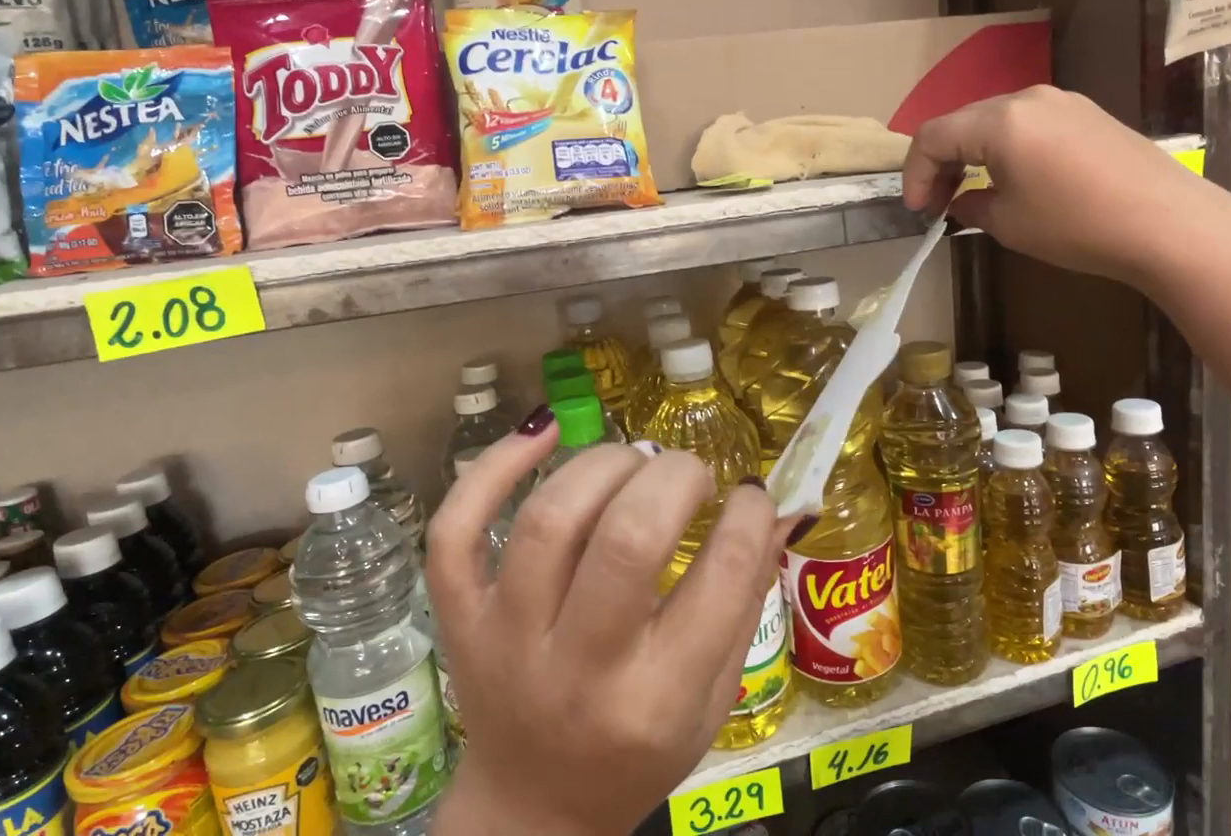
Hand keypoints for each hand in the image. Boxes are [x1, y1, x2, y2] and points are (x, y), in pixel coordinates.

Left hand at [426, 407, 794, 835]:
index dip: (748, 514)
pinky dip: (494, 468)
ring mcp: (505, 640)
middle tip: (690, 475)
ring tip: (634, 462)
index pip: (721, 578)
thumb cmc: (637, 754)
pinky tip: (542, 433)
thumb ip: (744, 599)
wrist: (532, 807)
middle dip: (674, 479)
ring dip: (602, 465)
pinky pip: (456, 531)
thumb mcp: (712, 699)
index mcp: (657, 699)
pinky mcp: (458, 620)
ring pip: (548, 521)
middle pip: (628, 538)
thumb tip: (774, 507)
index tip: (749, 494)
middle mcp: (579, 667)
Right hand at [902, 85, 1230, 285]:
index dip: (914, 174)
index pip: (933, 136)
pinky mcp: (1088, 115)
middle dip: (942, 163)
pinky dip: (1006, 149)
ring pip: (995, 121)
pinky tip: (1016, 181)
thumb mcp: (1009, 224)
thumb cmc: (1077, 226)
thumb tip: (960, 201)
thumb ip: (971, 206)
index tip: (918, 211)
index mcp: (999, 121)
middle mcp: (1027, 98)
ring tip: (974, 193)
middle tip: (938, 204)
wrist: (1169, 224)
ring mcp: (1062, 102)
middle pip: (962, 122)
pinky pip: (1029, 124)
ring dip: (973, 155)